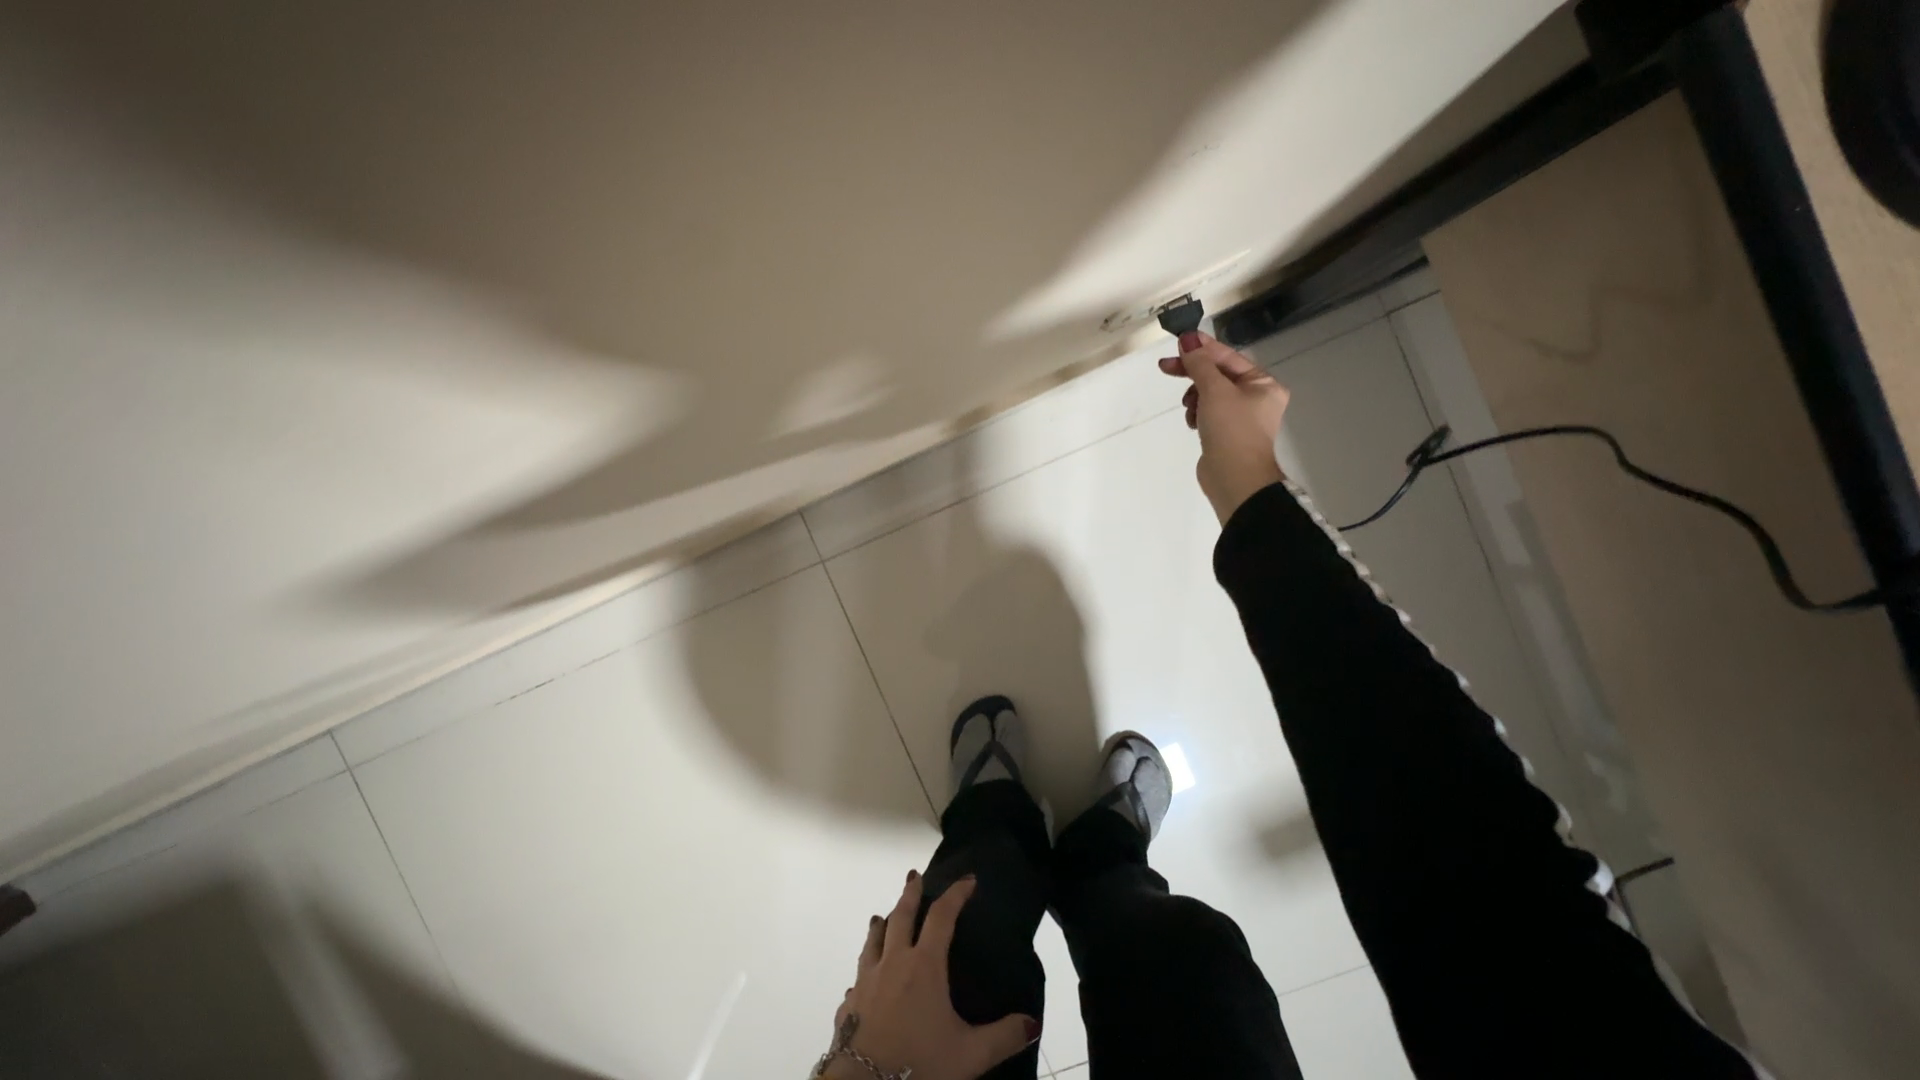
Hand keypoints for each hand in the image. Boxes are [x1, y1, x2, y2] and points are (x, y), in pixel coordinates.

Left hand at [823, 871, 1037, 1079]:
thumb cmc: (920, 1064)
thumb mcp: (970, 1054)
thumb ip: (1004, 1036)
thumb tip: (1032, 1023)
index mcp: (924, 966)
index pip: (941, 917)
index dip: (955, 894)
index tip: (968, 879)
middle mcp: (892, 964)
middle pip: (900, 917)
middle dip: (910, 894)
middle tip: (914, 875)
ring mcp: (865, 982)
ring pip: (872, 942)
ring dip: (880, 925)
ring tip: (882, 916)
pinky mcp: (848, 1005)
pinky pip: (858, 978)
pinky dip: (865, 970)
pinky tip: (864, 978)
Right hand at [1159, 331, 1289, 523]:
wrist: (1235, 479)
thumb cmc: (1231, 429)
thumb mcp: (1214, 390)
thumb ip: (1200, 363)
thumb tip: (1188, 340)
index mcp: (1263, 384)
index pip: (1228, 357)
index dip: (1202, 348)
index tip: (1178, 342)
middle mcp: (1257, 398)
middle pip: (1218, 375)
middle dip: (1193, 374)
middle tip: (1166, 367)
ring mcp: (1242, 418)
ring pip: (1210, 395)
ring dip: (1195, 397)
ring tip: (1191, 410)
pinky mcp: (1227, 434)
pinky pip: (1208, 413)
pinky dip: (1198, 414)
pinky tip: (1194, 424)